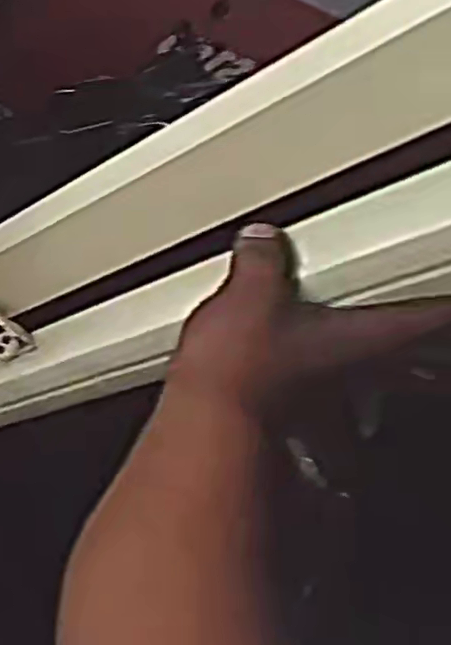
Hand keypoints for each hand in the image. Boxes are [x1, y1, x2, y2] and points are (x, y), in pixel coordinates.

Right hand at [168, 223, 450, 417]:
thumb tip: (264, 239)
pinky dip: (364, 394)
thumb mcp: (246, 296)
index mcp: (372, 332)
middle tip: (432, 330)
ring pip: (402, 379)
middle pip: (432, 354)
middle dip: (438, 344)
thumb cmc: (243, 359)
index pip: (436, 311)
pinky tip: (346, 391)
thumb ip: (260, 264)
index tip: (442, 290)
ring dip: (415, 373)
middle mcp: (368, 362)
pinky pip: (358, 398)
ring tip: (420, 369)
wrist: (216, 406)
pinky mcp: (309, 403)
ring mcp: (341, 387)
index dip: (442, 302)